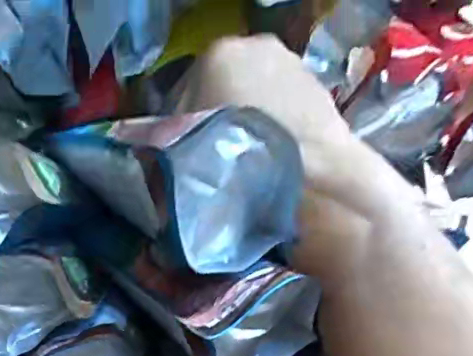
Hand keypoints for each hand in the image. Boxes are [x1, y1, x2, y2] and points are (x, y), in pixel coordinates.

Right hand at [173, 35, 415, 279]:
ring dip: (238, 139)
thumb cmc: (236, 174)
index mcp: (215, 56)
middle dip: (208, 134)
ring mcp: (293, 65)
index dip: (169, 143)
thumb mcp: (180, 168)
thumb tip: (153, 170)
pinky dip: (267, 142)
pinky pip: (277, 119)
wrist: (312, 192)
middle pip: (215, 98)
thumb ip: (164, 158)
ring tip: (236, 181)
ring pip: (247, 108)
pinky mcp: (320, 92)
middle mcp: (256, 46)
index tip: (172, 176)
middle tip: (203, 180)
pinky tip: (264, 174)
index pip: (175, 102)